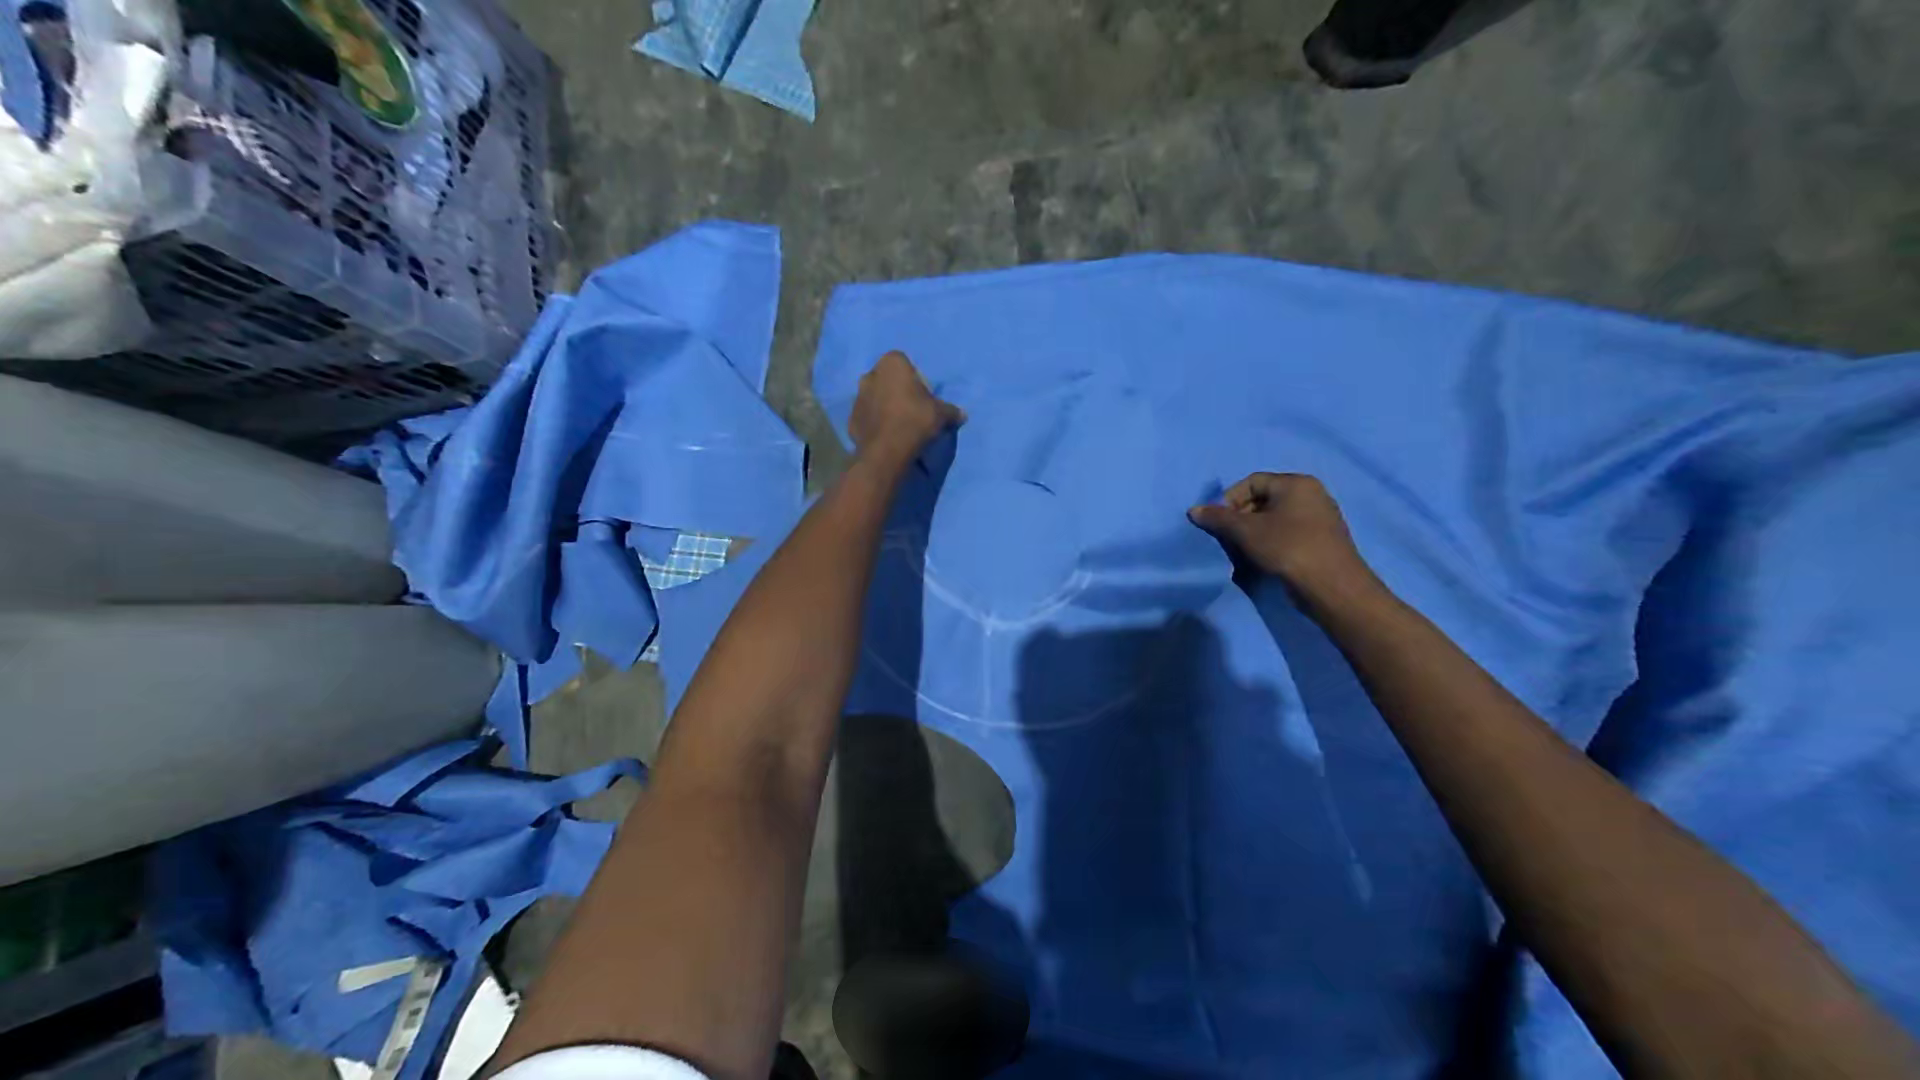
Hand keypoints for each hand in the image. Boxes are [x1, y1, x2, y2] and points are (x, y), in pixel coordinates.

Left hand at [849, 351, 964, 460]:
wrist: (887, 451)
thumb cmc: (915, 420)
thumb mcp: (941, 414)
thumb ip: (951, 410)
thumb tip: (962, 414)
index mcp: (891, 363)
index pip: (904, 363)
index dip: (914, 378)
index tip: (923, 395)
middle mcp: (870, 374)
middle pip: (887, 379)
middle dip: (896, 390)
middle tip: (911, 409)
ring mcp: (857, 397)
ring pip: (874, 397)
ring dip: (884, 406)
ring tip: (899, 425)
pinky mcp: (850, 419)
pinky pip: (867, 417)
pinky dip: (875, 423)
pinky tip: (887, 436)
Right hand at [1189, 472, 1375, 599]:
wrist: (1331, 587)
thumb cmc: (1287, 548)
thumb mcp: (1246, 531)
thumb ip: (1218, 518)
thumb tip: (1193, 510)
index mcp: (1296, 483)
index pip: (1251, 482)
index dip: (1229, 500)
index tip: (1217, 523)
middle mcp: (1311, 494)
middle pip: (1263, 499)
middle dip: (1240, 518)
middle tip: (1227, 539)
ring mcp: (1320, 518)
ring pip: (1275, 519)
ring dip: (1253, 533)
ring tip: (1242, 552)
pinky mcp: (1322, 540)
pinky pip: (1288, 533)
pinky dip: (1270, 542)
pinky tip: (1262, 560)